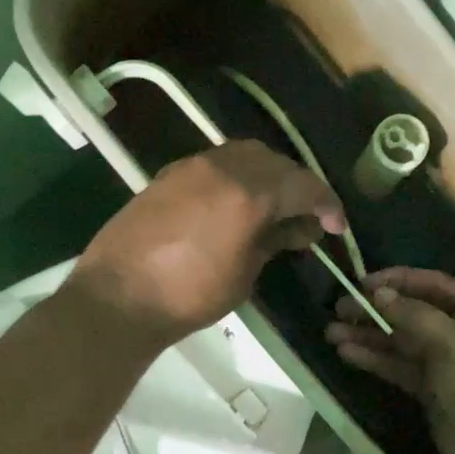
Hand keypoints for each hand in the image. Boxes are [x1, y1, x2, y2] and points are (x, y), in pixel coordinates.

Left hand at [68, 141, 344, 345]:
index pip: (304, 186)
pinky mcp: (168, 175)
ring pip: (244, 156)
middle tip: (306, 218)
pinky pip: (216, 165)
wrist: (118, 297)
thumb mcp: (244, 276)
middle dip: (298, 186)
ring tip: (273, 209)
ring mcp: (192, 166)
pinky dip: (237, 178)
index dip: (327, 205)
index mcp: (249, 193)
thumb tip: (295, 230)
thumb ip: (273, 243)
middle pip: (275, 163)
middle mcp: (223, 167)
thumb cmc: (189, 296)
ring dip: (267, 177)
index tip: (336, 227)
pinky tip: (237, 205)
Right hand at [327, 267, 454, 453]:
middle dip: (375, 311)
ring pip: (401, 342)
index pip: (433, 285)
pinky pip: (399, 366)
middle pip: (412, 313)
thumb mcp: (453, 342)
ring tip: (331, 333)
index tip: (362, 282)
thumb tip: (379, 293)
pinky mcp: (430, 389)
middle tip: (338, 309)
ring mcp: (445, 362)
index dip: (398, 280)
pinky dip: (375, 359)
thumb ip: (414, 315)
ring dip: (369, 336)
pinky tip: (347, 353)